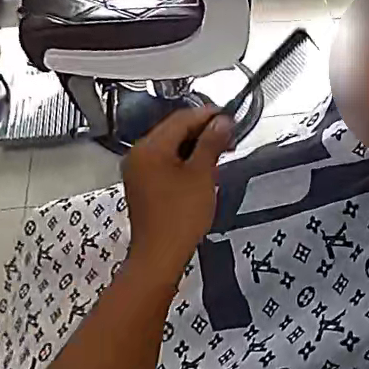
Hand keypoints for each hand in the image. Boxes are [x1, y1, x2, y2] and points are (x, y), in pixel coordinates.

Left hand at [122, 105, 233, 281]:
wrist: (161, 252)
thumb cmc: (179, 216)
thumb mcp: (202, 175)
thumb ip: (211, 144)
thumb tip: (221, 123)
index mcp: (149, 149)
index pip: (181, 119)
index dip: (208, 116)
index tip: (229, 118)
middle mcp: (139, 156)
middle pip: (173, 131)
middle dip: (202, 132)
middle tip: (229, 137)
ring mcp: (139, 171)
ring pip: (171, 148)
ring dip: (196, 147)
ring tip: (221, 153)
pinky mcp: (145, 186)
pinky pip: (166, 163)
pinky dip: (186, 162)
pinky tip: (204, 170)